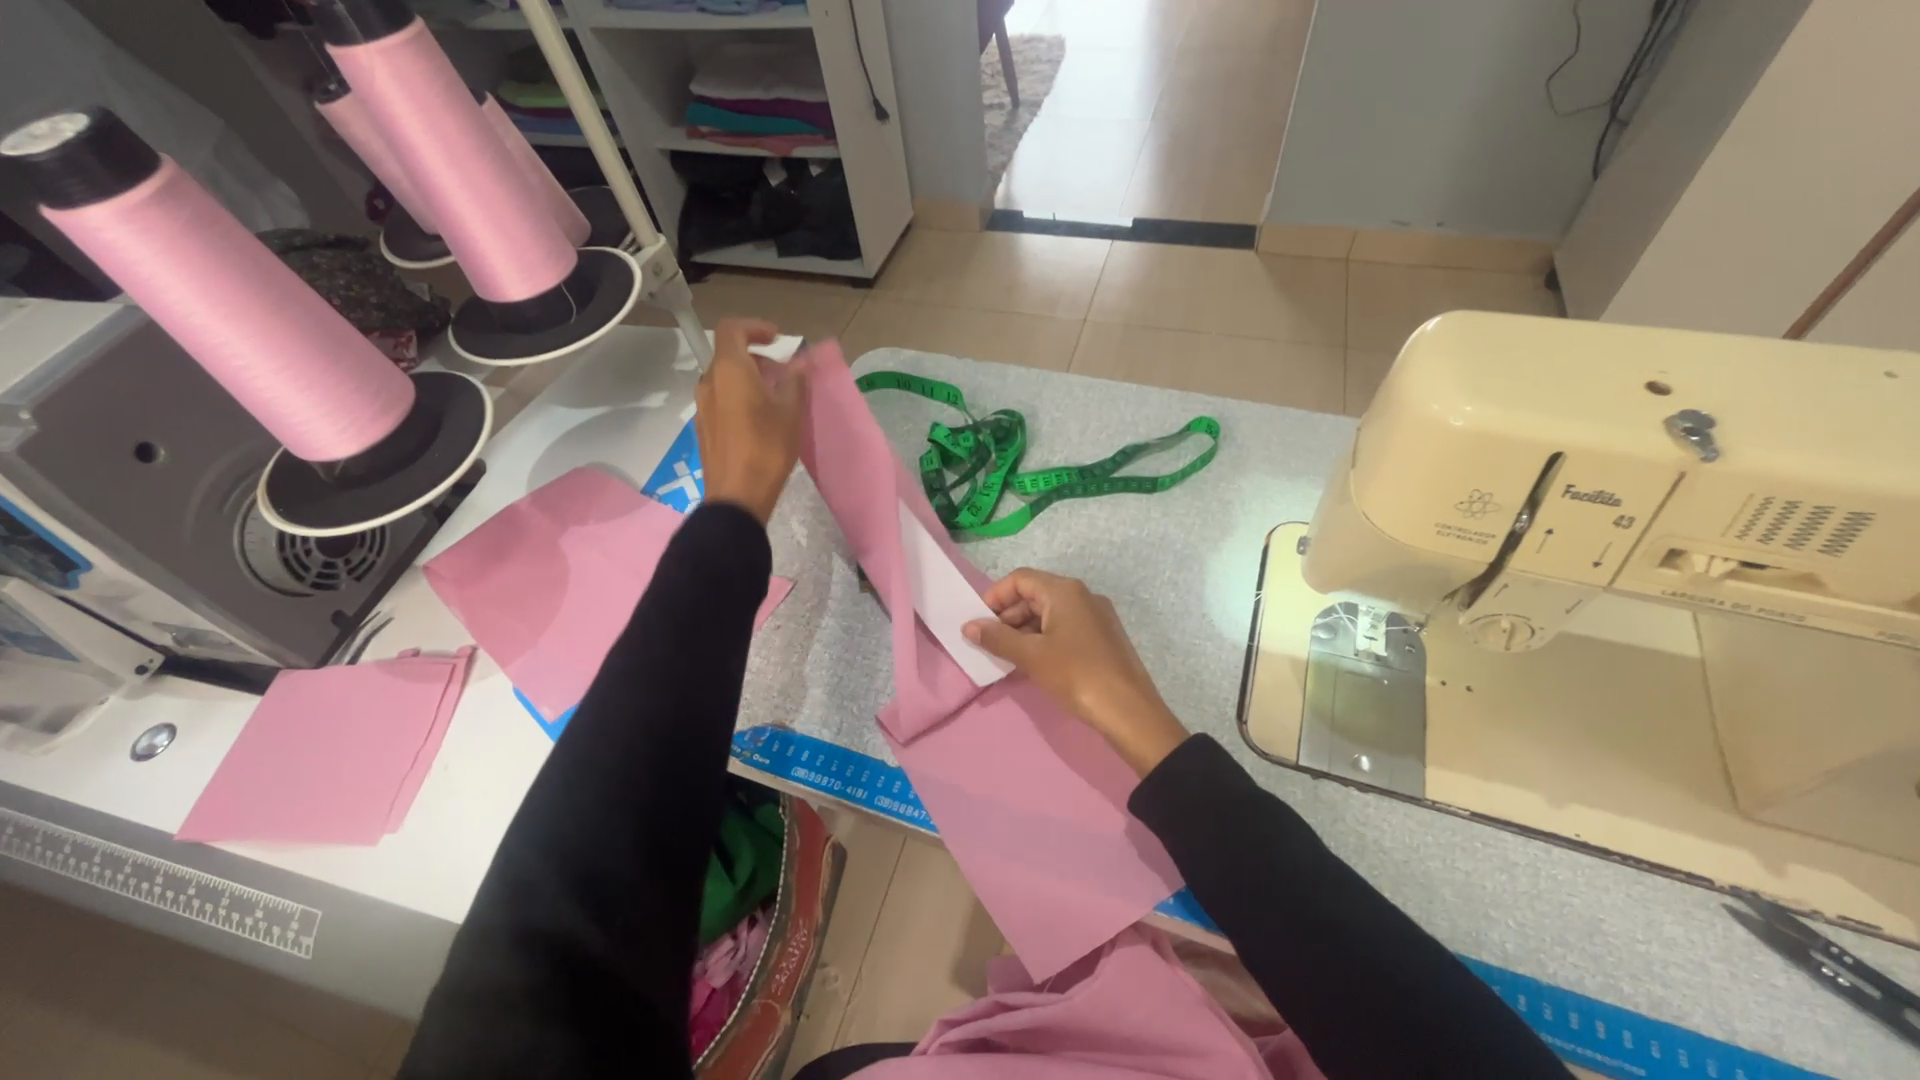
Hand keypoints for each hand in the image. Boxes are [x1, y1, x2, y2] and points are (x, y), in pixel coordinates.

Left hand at [695, 319, 808, 524]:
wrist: (736, 496)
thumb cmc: (767, 448)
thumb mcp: (791, 411)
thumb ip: (795, 381)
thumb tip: (799, 363)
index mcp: (729, 370)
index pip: (732, 329)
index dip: (754, 327)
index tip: (777, 339)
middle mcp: (709, 382)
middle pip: (729, 355)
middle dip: (757, 358)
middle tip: (784, 375)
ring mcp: (703, 407)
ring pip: (725, 380)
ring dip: (749, 379)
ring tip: (776, 399)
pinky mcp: (704, 428)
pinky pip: (722, 400)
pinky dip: (740, 398)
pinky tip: (760, 421)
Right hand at [964, 569, 1188, 775]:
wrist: (1128, 709)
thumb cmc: (1076, 674)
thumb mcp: (1031, 656)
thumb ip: (997, 638)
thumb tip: (969, 626)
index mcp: (1064, 591)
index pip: (1020, 579)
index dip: (995, 597)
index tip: (978, 622)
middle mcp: (1082, 595)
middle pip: (1035, 594)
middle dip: (1008, 616)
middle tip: (989, 643)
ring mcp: (1096, 616)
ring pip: (1050, 613)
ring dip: (1024, 630)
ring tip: (1008, 657)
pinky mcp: (1102, 637)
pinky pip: (1065, 628)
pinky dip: (1044, 639)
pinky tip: (1034, 663)